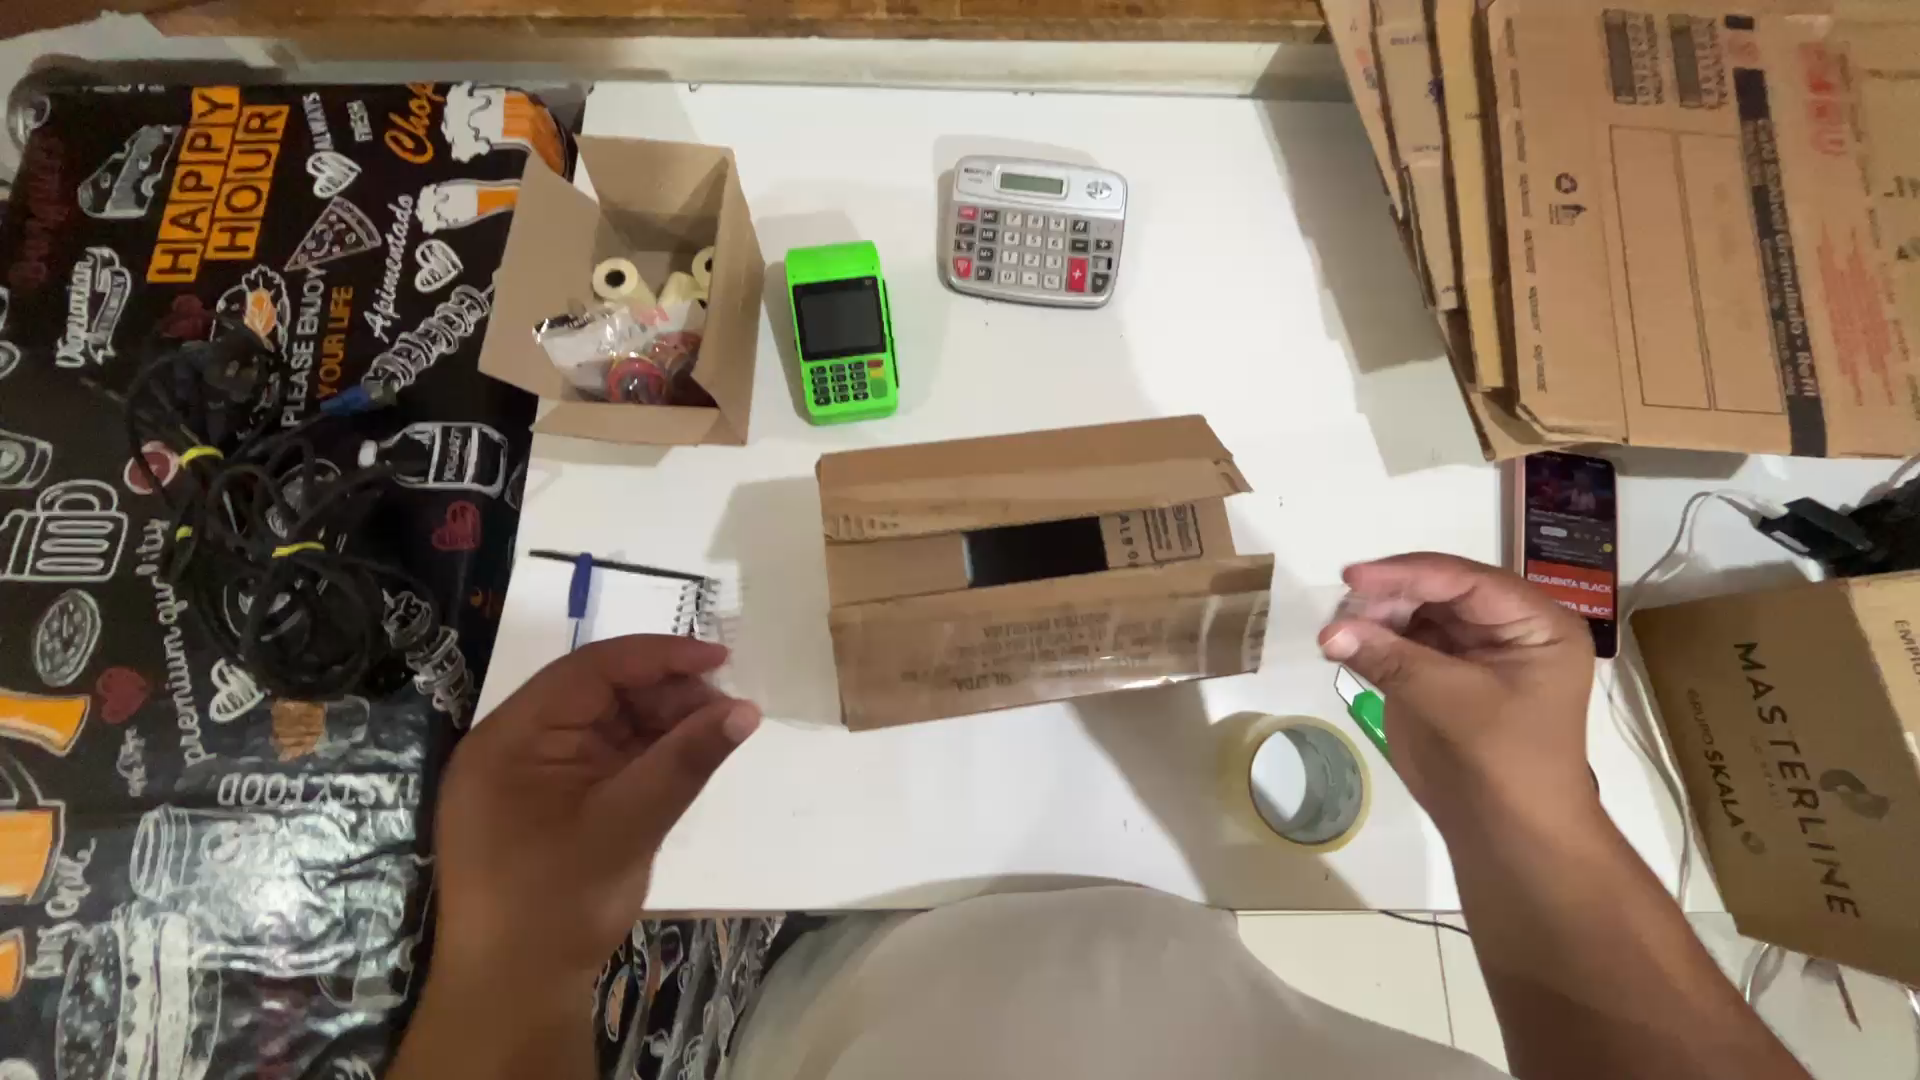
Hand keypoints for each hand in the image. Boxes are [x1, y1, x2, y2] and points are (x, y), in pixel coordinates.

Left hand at [430, 636, 760, 986]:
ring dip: (665, 720)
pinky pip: (612, 750)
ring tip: (714, 733)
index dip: (659, 656)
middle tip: (725, 709)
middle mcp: (519, 742)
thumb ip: (686, 760)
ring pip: (612, 718)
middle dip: (668, 692)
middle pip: (602, 690)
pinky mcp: (559, 793)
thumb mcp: (628, 824)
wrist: (515, 992)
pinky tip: (689, 753)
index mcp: (513, 737)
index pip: (591, 670)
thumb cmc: (558, 903)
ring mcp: (538, 769)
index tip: (720, 659)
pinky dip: (653, 748)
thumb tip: (748, 709)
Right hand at [1318, 553, 1595, 832]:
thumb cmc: (1505, 762)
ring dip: (1369, 618)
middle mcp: (1501, 627)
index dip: (1408, 574)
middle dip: (1384, 598)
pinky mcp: (1433, 671)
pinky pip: (1395, 640)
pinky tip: (1338, 645)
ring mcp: (1466, 649)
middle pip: (1433, 592)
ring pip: (1409, 612)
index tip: (1353, 577)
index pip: (1465, 581)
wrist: (1507, 831)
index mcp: (1534, 624)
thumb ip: (1392, 659)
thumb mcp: (1454, 702)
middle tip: (1338, 613)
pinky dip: (1365, 639)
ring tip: (1332, 633)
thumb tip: (1329, 632)